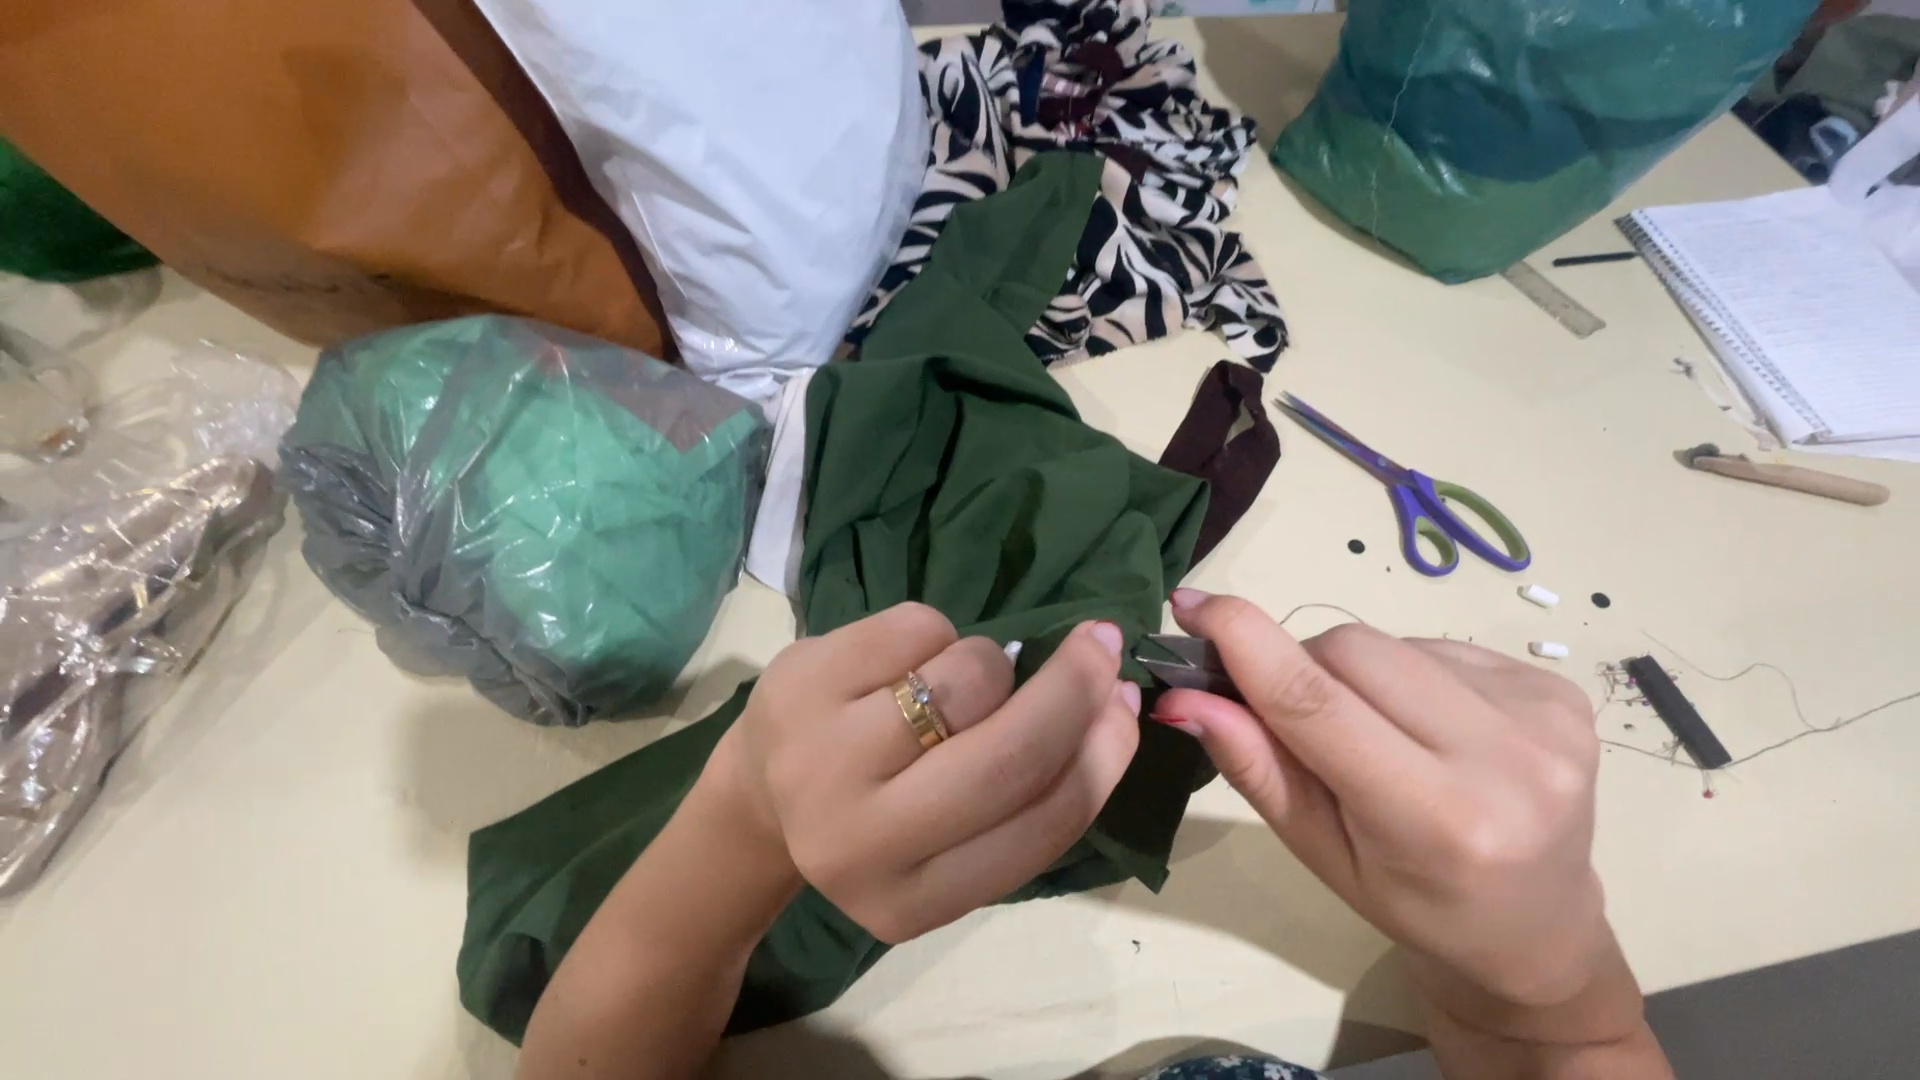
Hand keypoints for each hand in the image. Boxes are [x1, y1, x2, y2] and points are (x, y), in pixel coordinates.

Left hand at [702, 602, 1141, 942]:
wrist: (760, 792)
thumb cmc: (877, 811)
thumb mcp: (949, 838)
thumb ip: (1028, 789)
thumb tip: (1114, 697)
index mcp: (913, 901)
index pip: (1043, 823)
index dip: (1104, 754)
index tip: (1126, 701)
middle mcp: (862, 844)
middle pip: (1011, 752)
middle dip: (1074, 686)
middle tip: (1096, 645)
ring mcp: (822, 760)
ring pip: (968, 677)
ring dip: (989, 661)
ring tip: (957, 677)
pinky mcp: (799, 685)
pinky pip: (918, 625)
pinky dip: (936, 631)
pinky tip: (906, 658)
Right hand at [1151, 590, 1605, 1010]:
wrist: (1536, 926)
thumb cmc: (1409, 900)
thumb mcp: (1314, 847)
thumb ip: (1250, 764)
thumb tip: (1180, 696)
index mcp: (1436, 820)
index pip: (1314, 702)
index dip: (1243, 640)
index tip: (1189, 603)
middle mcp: (1505, 760)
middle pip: (1348, 651)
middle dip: (1299, 666)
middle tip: (1298, 715)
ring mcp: (1545, 718)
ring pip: (1388, 641)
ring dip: (1352, 671)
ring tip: (1373, 728)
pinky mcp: (1561, 691)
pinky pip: (1433, 645)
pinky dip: (1402, 672)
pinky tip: (1423, 722)